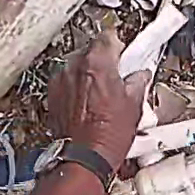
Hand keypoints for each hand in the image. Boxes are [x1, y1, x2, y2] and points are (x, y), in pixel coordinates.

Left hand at [48, 23, 149, 163]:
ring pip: (79, 66)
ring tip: (103, 96)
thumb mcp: (134, 105)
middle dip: (105, 61)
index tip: (127, 52)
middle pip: (92, 51)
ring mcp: (61, 80)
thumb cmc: (107, 135)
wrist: (84, 158)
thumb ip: (137, 81)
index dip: (120, 44)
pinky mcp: (53, 95)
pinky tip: (89, 105)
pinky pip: (68, 82)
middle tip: (119, 79)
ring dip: (90, 75)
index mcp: (97, 62)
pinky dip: (77, 88)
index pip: (108, 36)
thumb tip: (141, 75)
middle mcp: (75, 66)